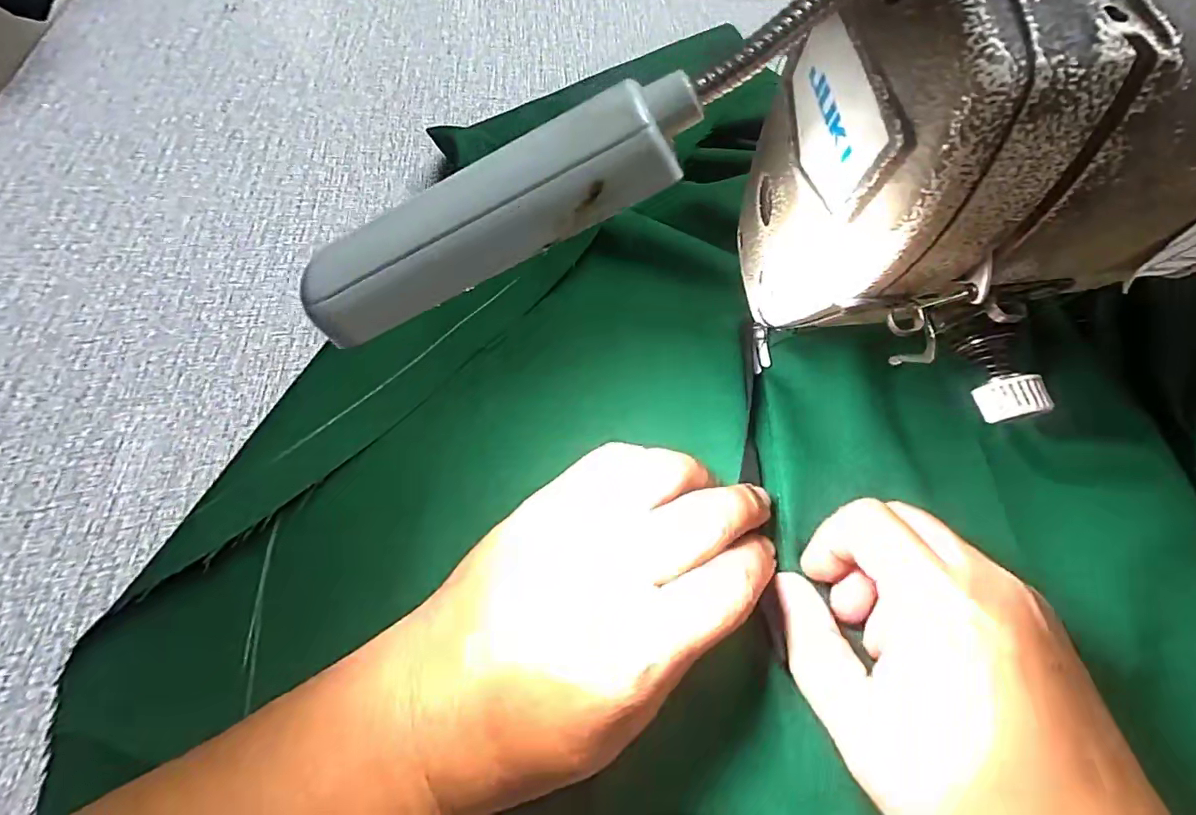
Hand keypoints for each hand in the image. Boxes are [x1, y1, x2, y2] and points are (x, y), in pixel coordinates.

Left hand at [79, 443, 771, 814]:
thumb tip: (733, 582)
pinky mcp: (540, 506)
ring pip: (662, 475)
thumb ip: (688, 646)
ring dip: (702, 476)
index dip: (757, 563)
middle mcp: (604, 581)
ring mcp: (568, 531)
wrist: (431, 703)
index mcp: (631, 655)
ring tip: (712, 488)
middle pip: (702, 520)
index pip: (727, 584)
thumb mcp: (628, 722)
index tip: (765, 555)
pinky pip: (613, 461)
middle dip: (744, 508)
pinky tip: (662, 479)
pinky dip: (651, 463)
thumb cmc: (535, 733)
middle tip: (757, 509)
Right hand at [772, 499, 1165, 814]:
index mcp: (939, 594)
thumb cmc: (962, 791)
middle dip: (863, 555)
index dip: (828, 541)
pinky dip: (939, 588)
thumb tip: (784, 589)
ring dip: (900, 573)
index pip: (867, 517)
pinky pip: (974, 572)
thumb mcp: (862, 727)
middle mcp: (987, 577)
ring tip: (894, 648)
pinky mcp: (1047, 617)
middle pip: (903, 520)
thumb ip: (810, 646)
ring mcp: (1024, 594)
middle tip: (852, 619)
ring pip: (939, 544)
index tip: (818, 587)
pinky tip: (940, 658)